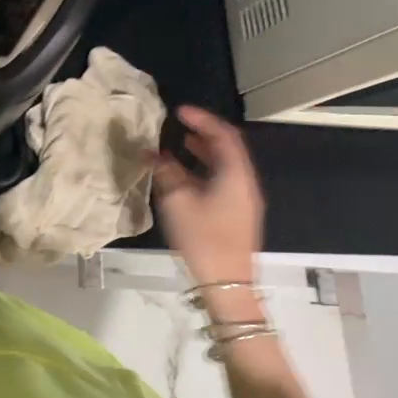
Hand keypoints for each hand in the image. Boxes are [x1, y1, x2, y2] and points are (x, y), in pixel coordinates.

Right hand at [153, 106, 263, 286]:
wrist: (228, 286)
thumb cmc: (204, 239)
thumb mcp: (178, 201)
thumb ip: (166, 172)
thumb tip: (153, 153)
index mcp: (235, 174)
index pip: (223, 134)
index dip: (202, 119)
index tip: (179, 111)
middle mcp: (244, 183)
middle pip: (227, 148)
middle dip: (203, 134)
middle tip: (179, 125)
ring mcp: (243, 201)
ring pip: (224, 166)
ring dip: (203, 152)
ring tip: (178, 145)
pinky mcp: (236, 215)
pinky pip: (222, 181)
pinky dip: (203, 170)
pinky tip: (182, 176)